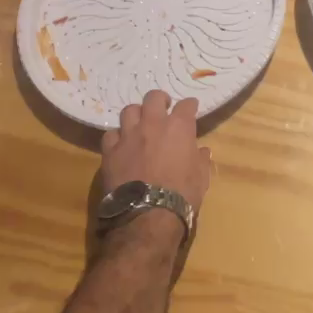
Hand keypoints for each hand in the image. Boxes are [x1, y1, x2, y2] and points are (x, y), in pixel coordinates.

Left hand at [100, 90, 211, 212]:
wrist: (147, 215)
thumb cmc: (182, 195)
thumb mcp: (201, 178)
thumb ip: (201, 160)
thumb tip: (202, 152)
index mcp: (179, 128)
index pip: (186, 105)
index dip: (189, 105)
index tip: (191, 108)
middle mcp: (152, 124)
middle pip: (153, 98)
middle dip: (160, 100)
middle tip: (163, 108)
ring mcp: (129, 136)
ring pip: (129, 111)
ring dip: (136, 115)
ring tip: (139, 124)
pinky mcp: (110, 152)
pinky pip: (111, 134)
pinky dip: (117, 137)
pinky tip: (121, 144)